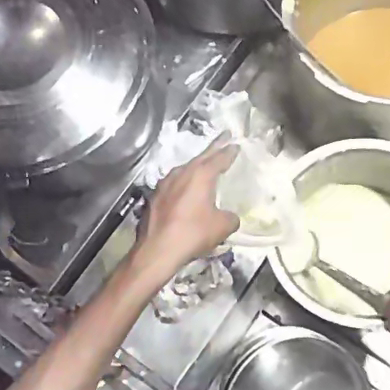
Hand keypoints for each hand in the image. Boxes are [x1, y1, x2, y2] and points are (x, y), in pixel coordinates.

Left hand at [132, 137, 239, 278]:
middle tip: (223, 140)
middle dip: (213, 150)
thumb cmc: (193, 233)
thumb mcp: (222, 227)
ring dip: (196, 167)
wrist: (158, 249)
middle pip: (200, 158)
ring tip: (204, 167)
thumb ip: (230, 217)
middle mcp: (181, 173)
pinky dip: (183, 183)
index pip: (219, 158)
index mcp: (200, 175)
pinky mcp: (154, 197)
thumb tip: (229, 216)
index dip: (229, 152)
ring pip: (184, 170)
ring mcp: (164, 184)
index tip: (235, 145)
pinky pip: (174, 184)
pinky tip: (185, 190)